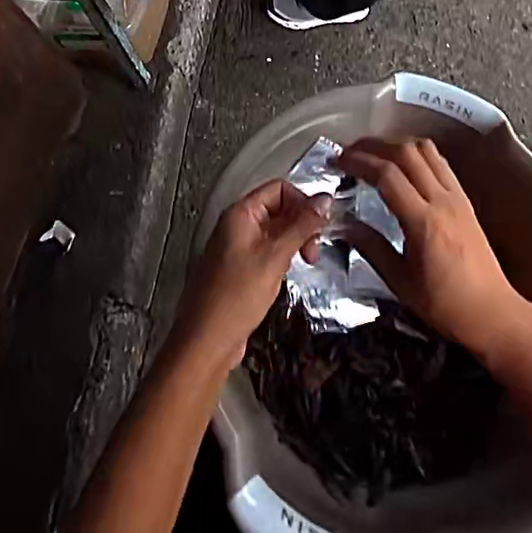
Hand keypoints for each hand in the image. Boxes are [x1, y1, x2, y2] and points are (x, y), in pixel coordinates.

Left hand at [173, 180, 330, 366]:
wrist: (206, 344)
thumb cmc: (235, 298)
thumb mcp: (276, 256)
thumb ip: (303, 225)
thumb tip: (325, 200)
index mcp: (241, 215)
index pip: (279, 189)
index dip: (302, 201)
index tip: (320, 222)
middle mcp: (238, 226)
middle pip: (279, 208)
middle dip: (302, 223)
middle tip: (315, 246)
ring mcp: (238, 248)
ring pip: (277, 230)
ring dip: (297, 240)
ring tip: (308, 260)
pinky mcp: (241, 269)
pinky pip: (270, 250)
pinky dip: (285, 256)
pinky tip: (291, 271)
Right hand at [334, 138, 531, 360]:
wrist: (490, 311)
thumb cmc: (444, 305)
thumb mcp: (399, 282)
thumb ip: (371, 247)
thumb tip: (344, 225)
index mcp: (424, 222)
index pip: (388, 175)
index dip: (360, 161)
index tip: (340, 160)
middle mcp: (443, 201)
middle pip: (407, 153)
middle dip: (375, 146)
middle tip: (351, 152)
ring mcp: (457, 197)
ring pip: (427, 151)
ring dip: (397, 145)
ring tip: (375, 154)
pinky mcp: (465, 199)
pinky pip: (441, 164)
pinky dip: (418, 155)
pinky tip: (404, 165)